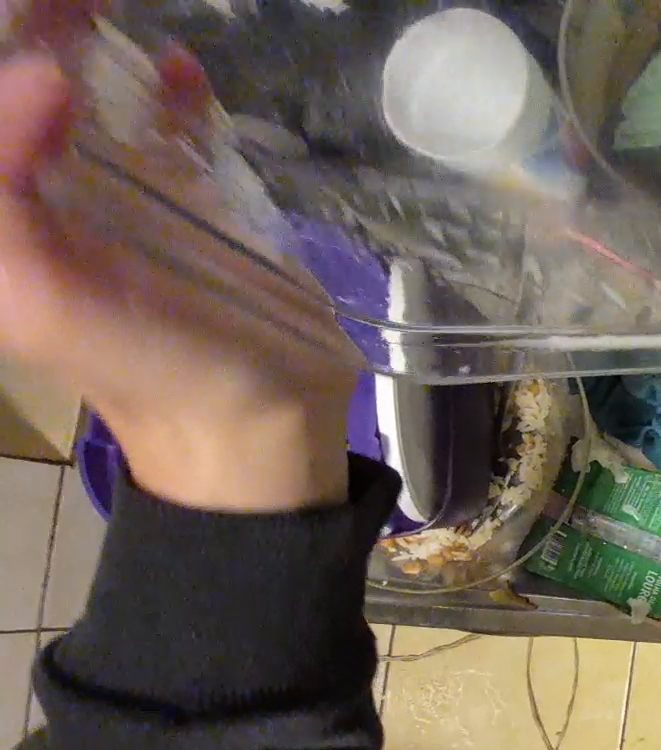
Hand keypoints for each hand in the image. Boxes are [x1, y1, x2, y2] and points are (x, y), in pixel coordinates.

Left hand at [0, 40, 360, 512]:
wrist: (255, 417)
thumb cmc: (140, 366)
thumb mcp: (30, 288)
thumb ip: (3, 185)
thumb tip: (39, 72)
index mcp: (0, 202)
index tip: (18, 18)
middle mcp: (50, 184)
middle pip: (20, 82)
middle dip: (26, 27)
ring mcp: (131, 192)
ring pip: (93, 91)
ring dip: (87, 39)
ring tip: (101, 4)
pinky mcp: (208, 208)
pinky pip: (183, 133)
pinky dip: (179, 95)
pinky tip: (181, 70)